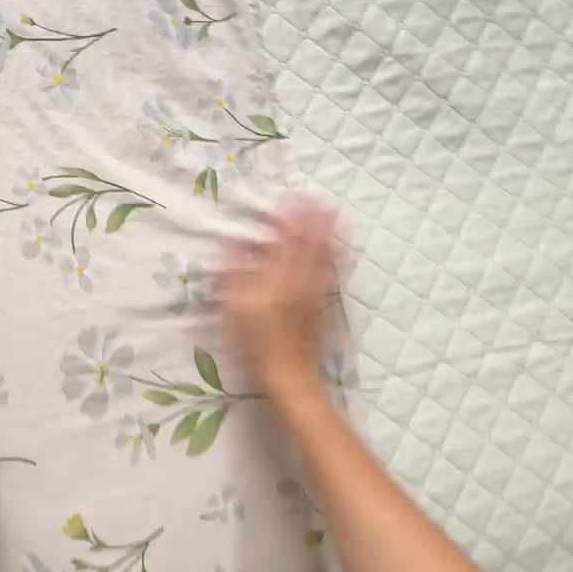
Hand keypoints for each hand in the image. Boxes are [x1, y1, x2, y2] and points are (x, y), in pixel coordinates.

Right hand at [218, 196, 340, 395]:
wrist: (289, 375)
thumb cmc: (257, 343)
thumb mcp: (237, 307)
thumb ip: (236, 271)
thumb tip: (234, 241)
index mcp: (281, 276)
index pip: (290, 238)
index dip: (293, 216)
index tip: (294, 195)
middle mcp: (304, 280)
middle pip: (315, 242)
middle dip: (317, 218)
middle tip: (319, 198)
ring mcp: (316, 293)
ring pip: (328, 255)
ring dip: (331, 232)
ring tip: (333, 213)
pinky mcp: (322, 306)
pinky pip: (333, 272)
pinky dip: (337, 254)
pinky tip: (339, 249)